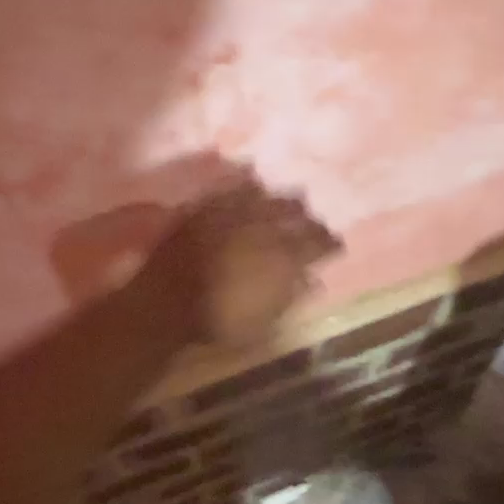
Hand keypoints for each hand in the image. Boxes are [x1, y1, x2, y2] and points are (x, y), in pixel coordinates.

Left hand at [139, 182, 341, 347]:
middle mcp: (263, 227)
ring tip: (287, 196)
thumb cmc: (218, 322)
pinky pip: (231, 188)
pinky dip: (244, 185)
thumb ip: (292, 296)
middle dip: (307, 215)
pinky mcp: (205, 207)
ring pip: (266, 195)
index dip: (329, 243)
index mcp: (283, 256)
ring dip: (279, 196)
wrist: (165, 304)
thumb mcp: (263, 321)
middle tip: (314, 216)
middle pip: (294, 212)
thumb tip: (315, 280)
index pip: (318, 242)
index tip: (337, 244)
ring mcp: (231, 214)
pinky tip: (251, 181)